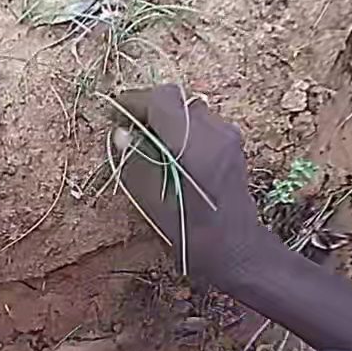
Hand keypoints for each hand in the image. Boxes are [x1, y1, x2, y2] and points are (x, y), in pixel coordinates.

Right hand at [111, 85, 278, 285]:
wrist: (237, 250)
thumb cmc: (191, 234)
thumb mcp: (151, 203)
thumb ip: (134, 162)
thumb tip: (121, 134)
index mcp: (192, 145)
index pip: (161, 100)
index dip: (133, 102)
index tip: (114, 115)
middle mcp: (214, 132)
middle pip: (176, 101)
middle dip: (148, 110)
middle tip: (127, 131)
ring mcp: (228, 136)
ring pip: (189, 110)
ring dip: (166, 121)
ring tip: (148, 145)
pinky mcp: (233, 144)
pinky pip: (201, 124)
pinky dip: (181, 131)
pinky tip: (171, 155)